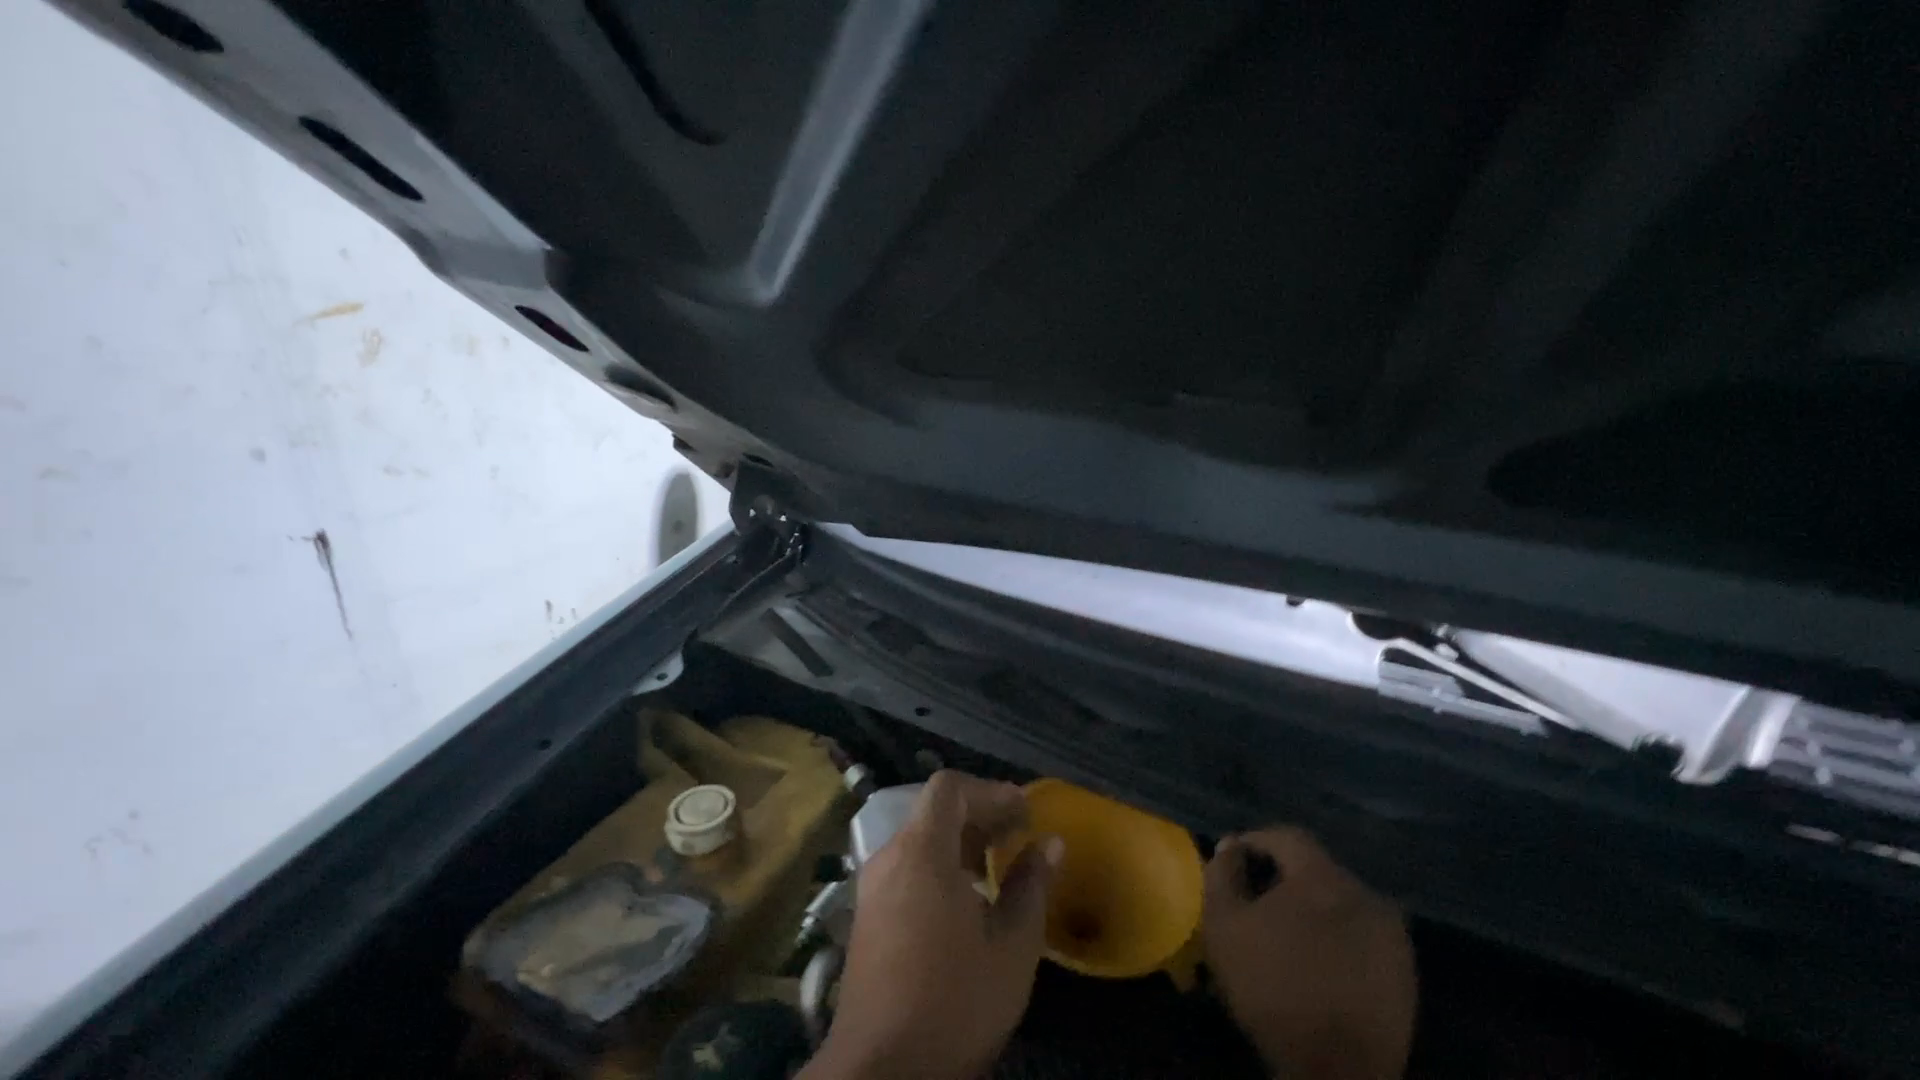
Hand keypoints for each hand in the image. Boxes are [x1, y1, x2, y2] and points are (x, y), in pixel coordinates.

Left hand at [801, 772, 1062, 1079]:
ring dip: (959, 843)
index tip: (1026, 815)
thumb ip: (1031, 887)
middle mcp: (888, 859)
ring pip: (917, 841)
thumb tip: (1050, 844)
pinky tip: (966, 903)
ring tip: (998, 870)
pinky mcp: (866, 916)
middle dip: (979, 816)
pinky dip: (938, 867)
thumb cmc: (956, 1003)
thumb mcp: (1012, 948)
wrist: (882, 1070)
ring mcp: (871, 888)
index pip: (949, 789)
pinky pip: (905, 868)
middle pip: (932, 812)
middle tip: (1020, 838)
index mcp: (921, 853)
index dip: (991, 792)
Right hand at [1203, 828, 1416, 1079]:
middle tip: (1258, 901)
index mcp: (1323, 877)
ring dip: (1314, 908)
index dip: (1257, 841)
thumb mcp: (1224, 927)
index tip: (1235, 859)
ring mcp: (1392, 932)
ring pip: (1342, 901)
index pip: (1287, 836)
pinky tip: (1319, 961)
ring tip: (1288, 935)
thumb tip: (1230, 845)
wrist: (1338, 1069)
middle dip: (1285, 878)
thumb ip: (1222, 875)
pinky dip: (1338, 936)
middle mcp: (1366, 892)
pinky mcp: (1405, 968)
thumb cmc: (1273, 989)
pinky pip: (1362, 933)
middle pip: (1317, 869)